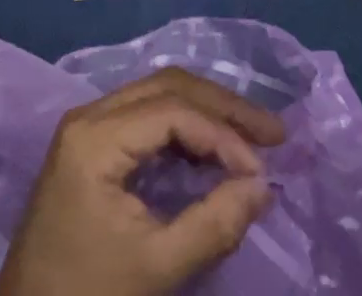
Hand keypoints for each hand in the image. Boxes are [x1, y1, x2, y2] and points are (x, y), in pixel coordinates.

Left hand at [0, 69, 284, 295]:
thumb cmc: (88, 288)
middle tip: (274, 133)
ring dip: (207, 112)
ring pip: (157, 94)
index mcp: (95, 137)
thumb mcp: (157, 264)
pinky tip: (214, 151)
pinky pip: (145, 115)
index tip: (261, 173)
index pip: (173, 111)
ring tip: (254, 139)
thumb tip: (264, 186)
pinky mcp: (91, 143)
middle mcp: (88, 115)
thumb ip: (214, 224)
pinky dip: (184, 126)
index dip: (224, 135)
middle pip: (167, 86)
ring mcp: (87, 126)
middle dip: (223, 107)